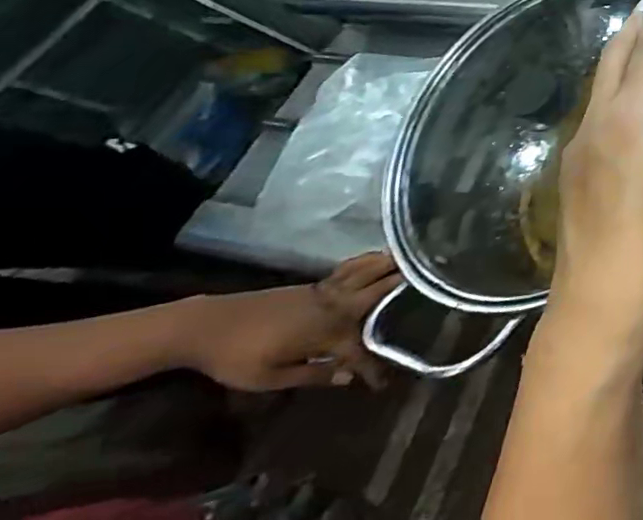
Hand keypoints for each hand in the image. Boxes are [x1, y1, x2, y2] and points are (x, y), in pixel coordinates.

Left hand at [175, 251, 398, 390]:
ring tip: (416, 260)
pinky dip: (369, 261)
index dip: (374, 369)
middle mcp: (334, 305)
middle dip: (405, 288)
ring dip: (392, 265)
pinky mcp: (314, 284)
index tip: (384, 383)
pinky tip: (378, 258)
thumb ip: (312, 375)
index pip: (359, 352)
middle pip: (378, 292)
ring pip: (368, 271)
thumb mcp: (270, 378)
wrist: (208, 325)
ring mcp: (325, 290)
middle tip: (434, 283)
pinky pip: (351, 268)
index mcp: (327, 331)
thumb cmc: (238, 357)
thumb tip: (347, 376)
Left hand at [552, 12, 642, 340]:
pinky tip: (640, 130)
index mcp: (633, 118)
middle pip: (610, 65)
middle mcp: (598, 122)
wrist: (603, 299)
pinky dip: (616, 106)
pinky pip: (596, 121)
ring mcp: (578, 147)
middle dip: (629, 37)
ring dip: (623, 75)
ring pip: (600, 93)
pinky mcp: (571, 172)